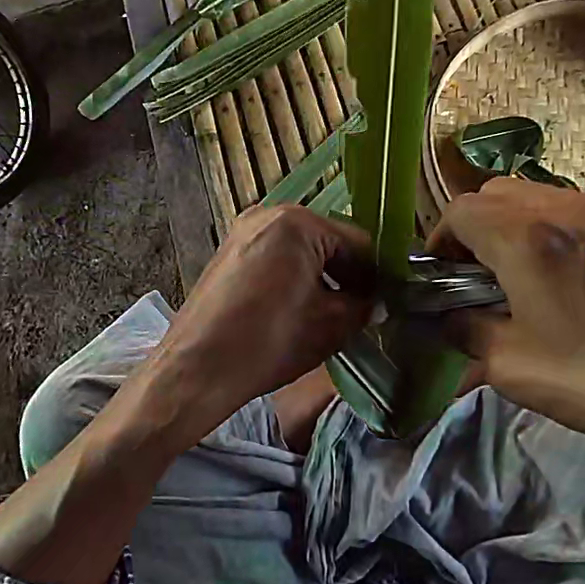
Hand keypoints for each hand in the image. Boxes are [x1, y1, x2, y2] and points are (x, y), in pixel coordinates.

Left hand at [142, 206, 374, 439]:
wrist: (197, 368)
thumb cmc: (269, 341)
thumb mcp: (330, 325)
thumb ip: (363, 306)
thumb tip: (377, 303)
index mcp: (297, 223)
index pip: (357, 242)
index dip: (376, 274)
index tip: (386, 302)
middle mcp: (267, 215)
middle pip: (326, 241)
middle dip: (346, 275)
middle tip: (362, 311)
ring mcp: (242, 232)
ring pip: (299, 250)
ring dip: (320, 277)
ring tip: (330, 315)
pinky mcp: (227, 253)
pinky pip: (274, 257)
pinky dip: (292, 277)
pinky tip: (297, 310)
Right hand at [429, 179, 584, 481]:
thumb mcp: (514, 368)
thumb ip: (468, 333)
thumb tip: (453, 320)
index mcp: (525, 237)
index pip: (459, 212)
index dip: (439, 241)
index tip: (442, 276)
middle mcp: (567, 208)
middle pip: (497, 193)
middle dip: (475, 228)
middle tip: (479, 276)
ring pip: (543, 196)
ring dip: (518, 225)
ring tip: (529, 276)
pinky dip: (561, 230)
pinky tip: (579, 277)